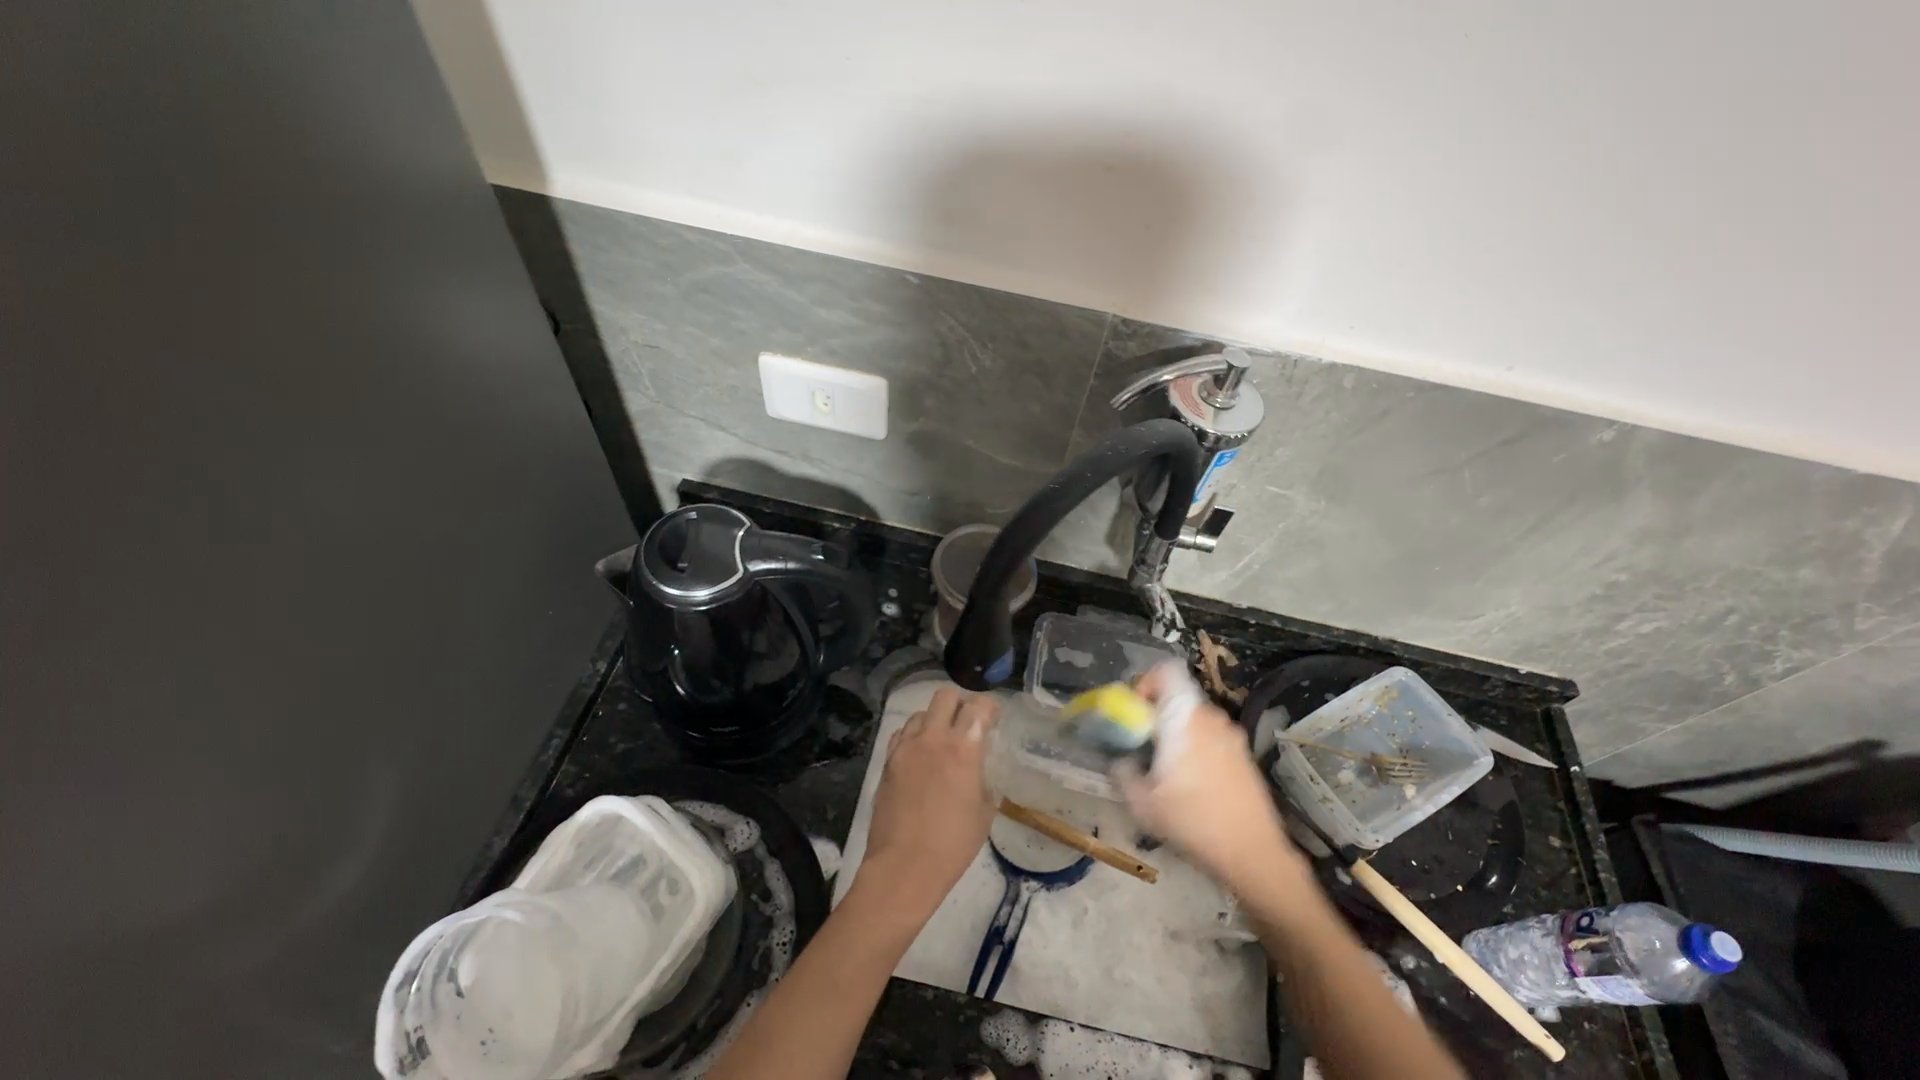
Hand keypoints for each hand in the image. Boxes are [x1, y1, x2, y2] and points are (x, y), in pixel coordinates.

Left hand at [856, 685, 997, 917]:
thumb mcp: (984, 812)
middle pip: (945, 696)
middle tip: (968, 723)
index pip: (978, 706)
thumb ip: (983, 780)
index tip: (994, 717)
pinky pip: (902, 734)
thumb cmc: (953, 844)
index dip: (989, 706)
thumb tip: (978, 771)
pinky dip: (914, 736)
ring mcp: (905, 748)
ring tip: (942, 741)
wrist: (904, 865)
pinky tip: (921, 755)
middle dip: (960, 703)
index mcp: (963, 749)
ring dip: (935, 720)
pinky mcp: (887, 762)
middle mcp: (932, 738)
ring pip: (921, 713)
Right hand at [1113, 663, 1309, 894]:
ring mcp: (1232, 736)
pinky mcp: (1245, 756)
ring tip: (1166, 771)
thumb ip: (1124, 772)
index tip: (1133, 712)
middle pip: (1178, 698)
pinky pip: (1212, 738)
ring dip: (1177, 734)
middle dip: (1157, 716)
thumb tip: (1121, 759)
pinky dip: (1198, 749)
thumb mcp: (1142, 804)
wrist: (1252, 852)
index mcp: (1183, 719)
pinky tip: (1193, 786)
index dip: (1145, 683)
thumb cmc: (1192, 823)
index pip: (1166, 672)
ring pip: (1195, 720)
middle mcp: (1210, 718)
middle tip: (1142, 747)